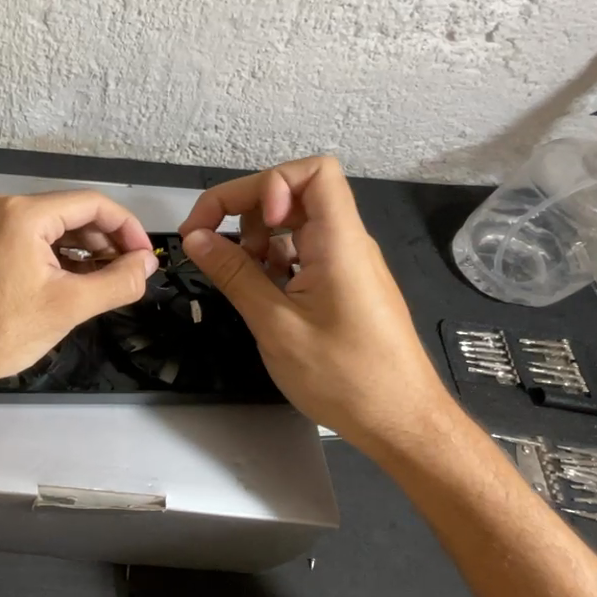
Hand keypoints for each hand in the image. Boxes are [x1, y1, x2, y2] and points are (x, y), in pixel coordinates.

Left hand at [0, 191, 158, 394]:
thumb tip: (147, 264)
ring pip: (49, 228)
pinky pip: (27, 240)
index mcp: (23, 213)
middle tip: (130, 274)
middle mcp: (2, 208)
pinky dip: (54, 257)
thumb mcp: (69, 306)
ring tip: (105, 282)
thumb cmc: (1, 331)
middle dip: (105, 241)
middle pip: (69, 212)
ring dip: (81, 251)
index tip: (146, 258)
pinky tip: (72, 282)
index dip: (127, 228)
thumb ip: (117, 281)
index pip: (91, 203)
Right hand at [177, 155, 454, 447]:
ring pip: (297, 221)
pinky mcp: (346, 285)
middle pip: (297, 191)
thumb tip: (195, 238)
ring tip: (238, 274)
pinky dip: (273, 259)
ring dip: (257, 236)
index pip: (314, 172)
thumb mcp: (275, 325)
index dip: (268, 184)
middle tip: (212, 245)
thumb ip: (234, 274)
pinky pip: (304, 250)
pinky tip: (259, 290)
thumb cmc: (344, 377)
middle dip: (247, 208)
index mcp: (339, 243)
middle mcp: (348, 243)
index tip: (241, 224)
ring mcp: (348, 263)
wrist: (402, 424)